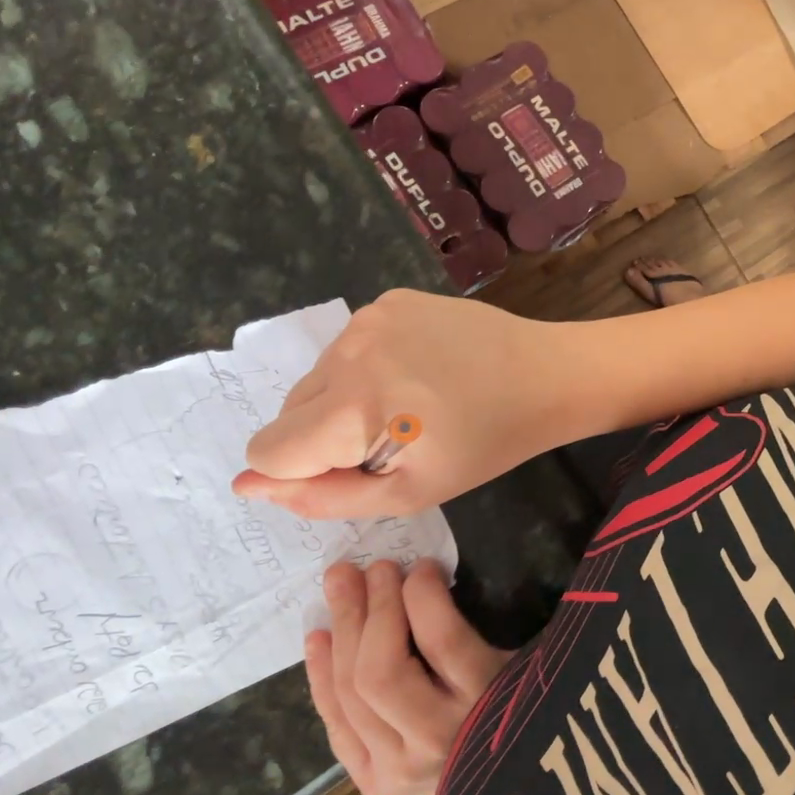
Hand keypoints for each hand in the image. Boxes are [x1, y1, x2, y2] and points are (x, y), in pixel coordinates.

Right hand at [235, 289, 564, 517]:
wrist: (546, 375)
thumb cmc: (485, 444)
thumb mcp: (409, 492)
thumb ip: (322, 496)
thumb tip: (247, 484)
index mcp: (353, 408)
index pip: (268, 449)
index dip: (305, 468)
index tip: (360, 463)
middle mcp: (349, 353)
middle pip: (290, 410)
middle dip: (327, 433)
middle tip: (397, 435)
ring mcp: (370, 317)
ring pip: (320, 375)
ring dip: (348, 397)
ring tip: (414, 401)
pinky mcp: (391, 298)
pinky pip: (351, 343)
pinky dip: (372, 362)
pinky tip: (421, 369)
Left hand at [307, 559, 509, 794]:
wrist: (503, 781)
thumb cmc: (521, 699)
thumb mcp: (521, 657)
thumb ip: (488, 621)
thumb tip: (436, 567)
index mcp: (489, 698)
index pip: (441, 642)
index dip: (422, 596)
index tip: (422, 565)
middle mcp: (439, 737)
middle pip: (381, 670)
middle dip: (371, 608)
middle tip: (372, 567)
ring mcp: (398, 767)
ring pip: (351, 693)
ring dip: (343, 630)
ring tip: (341, 584)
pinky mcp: (372, 782)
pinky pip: (336, 722)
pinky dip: (322, 675)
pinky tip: (319, 635)